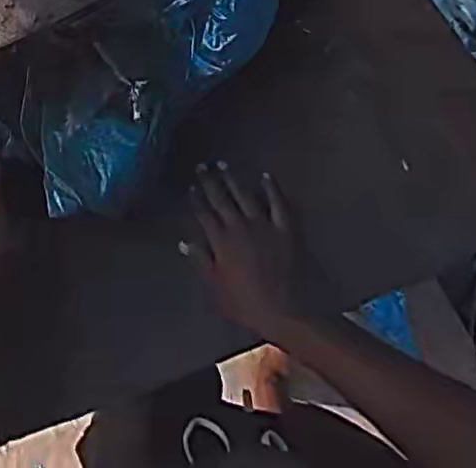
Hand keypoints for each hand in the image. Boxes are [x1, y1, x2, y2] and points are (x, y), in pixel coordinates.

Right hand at [186, 163, 317, 342]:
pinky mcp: (285, 227)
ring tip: (224, 165)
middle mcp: (240, 226)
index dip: (196, 199)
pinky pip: (277, 202)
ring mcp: (263, 224)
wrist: (289, 311)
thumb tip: (186, 242)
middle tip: (203, 166)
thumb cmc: (249, 305)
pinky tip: (266, 177)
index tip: (191, 186)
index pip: (204, 214)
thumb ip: (202, 263)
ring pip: (245, 195)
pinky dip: (272, 188)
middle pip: (221, 198)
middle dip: (210, 181)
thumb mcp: (218, 290)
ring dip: (233, 179)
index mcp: (221, 241)